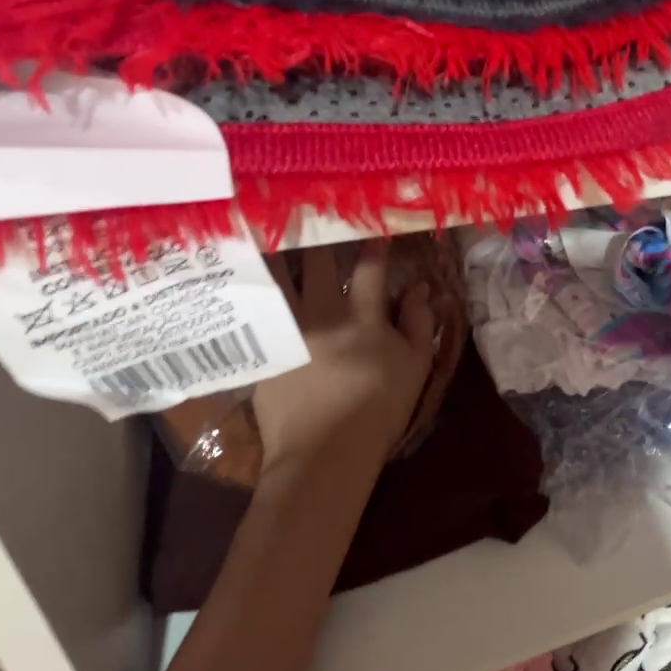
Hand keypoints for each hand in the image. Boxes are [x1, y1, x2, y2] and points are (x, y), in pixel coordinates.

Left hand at [253, 240, 435, 473]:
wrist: (323, 454)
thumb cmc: (378, 410)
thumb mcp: (416, 367)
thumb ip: (420, 323)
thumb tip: (420, 287)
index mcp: (363, 316)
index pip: (369, 266)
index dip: (373, 242)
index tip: (374, 225)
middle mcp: (322, 313)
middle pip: (317, 261)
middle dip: (318, 236)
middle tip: (314, 216)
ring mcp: (288, 330)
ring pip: (278, 278)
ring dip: (278, 254)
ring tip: (270, 232)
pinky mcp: (265, 350)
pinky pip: (259, 310)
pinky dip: (257, 291)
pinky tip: (250, 279)